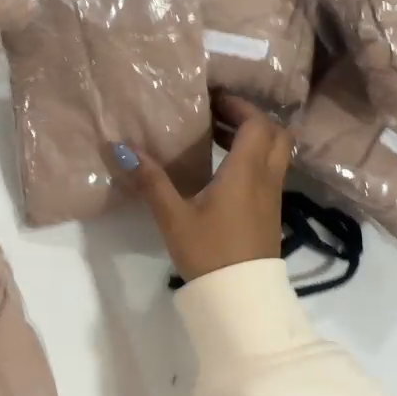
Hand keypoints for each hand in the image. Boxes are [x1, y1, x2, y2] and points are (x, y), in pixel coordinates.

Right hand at [111, 94, 292, 280]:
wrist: (239, 296)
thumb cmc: (208, 251)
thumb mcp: (173, 215)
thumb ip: (150, 180)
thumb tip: (121, 147)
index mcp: (246, 172)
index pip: (257, 124)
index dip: (239, 105)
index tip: (211, 99)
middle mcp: (265, 178)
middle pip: (275, 134)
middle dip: (250, 118)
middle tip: (217, 115)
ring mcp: (271, 196)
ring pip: (275, 153)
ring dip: (252, 138)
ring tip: (215, 136)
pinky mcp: (268, 212)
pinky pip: (268, 171)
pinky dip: (251, 158)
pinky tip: (221, 168)